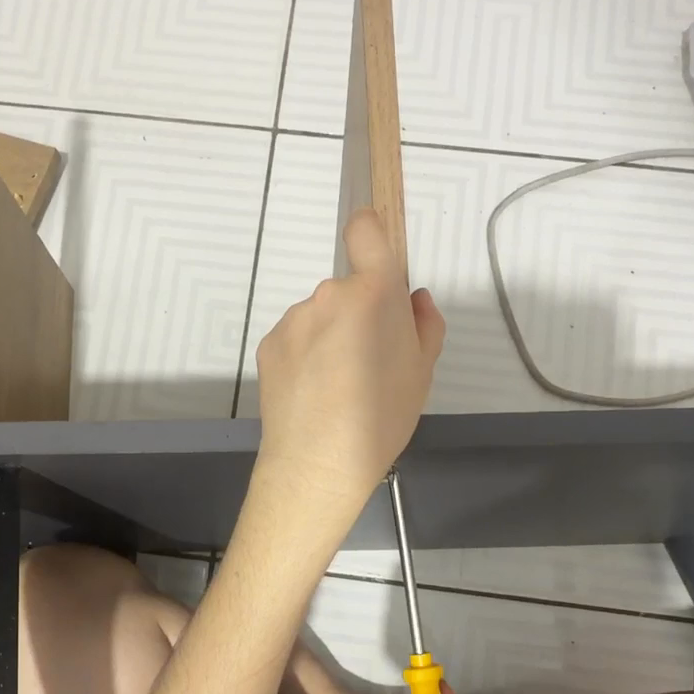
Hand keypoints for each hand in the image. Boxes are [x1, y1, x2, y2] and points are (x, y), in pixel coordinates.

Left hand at [253, 208, 445, 513]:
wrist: (317, 464)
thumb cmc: (381, 418)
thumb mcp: (422, 373)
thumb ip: (424, 324)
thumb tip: (413, 299)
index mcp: (372, 294)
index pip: (366, 229)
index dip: (371, 234)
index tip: (377, 260)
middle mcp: (327, 295)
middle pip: (347, 291)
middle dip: (358, 316)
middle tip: (368, 364)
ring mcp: (293, 320)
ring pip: (320, 318)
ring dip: (329, 339)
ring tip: (337, 388)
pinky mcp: (269, 345)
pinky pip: (296, 340)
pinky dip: (305, 358)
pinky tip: (313, 395)